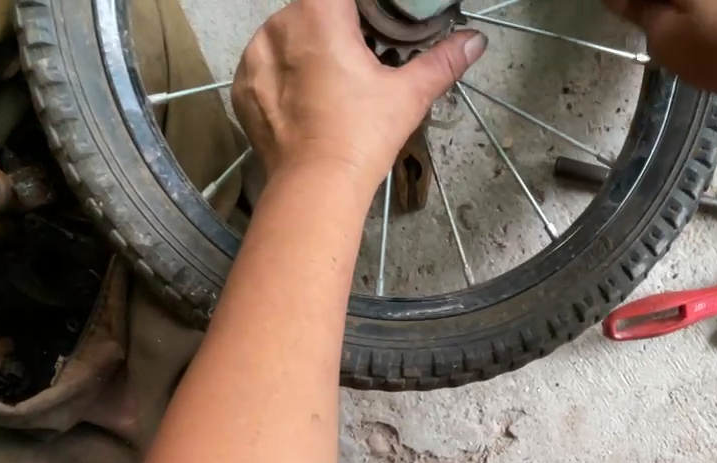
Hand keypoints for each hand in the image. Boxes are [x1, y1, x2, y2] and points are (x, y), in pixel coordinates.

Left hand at [233, 0, 486, 194]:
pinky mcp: (242, 90)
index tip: (373, 32)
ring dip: (305, 56)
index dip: (361, 12)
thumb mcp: (407, 97)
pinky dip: (282, 82)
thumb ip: (440, 63)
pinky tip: (304, 106)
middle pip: (313, 13)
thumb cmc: (361, 137)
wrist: (315, 190)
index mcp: (318, 10)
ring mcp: (254, 57)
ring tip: (329, 90)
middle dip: (334, 33)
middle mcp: (278, 23)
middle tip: (356, 68)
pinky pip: (264, 71)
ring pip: (286, 40)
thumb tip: (474, 42)